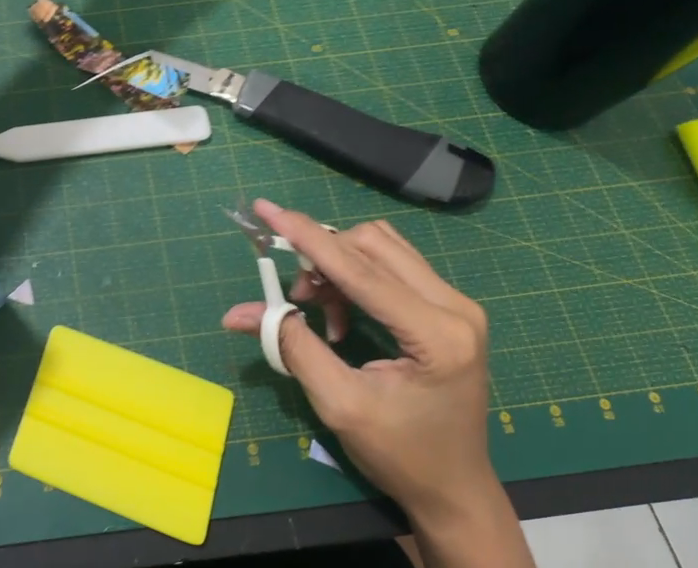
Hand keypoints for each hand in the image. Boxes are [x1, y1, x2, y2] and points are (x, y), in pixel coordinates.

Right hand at [222, 199, 499, 525]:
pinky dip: (356, 274)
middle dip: (322, 258)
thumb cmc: (400, 455)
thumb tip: (240, 313)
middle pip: (372, 244)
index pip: (361, 270)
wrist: (454, 489)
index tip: (267, 210)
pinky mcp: (450, 307)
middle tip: (296, 298)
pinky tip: (341, 311)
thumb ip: (292, 347)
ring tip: (317, 307)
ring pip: (382, 247)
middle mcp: (455, 307)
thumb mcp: (339, 405)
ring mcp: (457, 304)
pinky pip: (393, 263)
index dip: (308, 238)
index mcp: (437, 335)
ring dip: (338, 264)